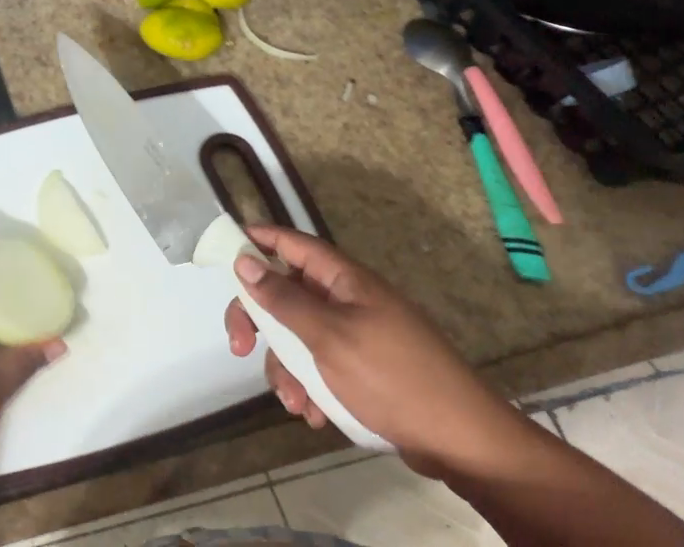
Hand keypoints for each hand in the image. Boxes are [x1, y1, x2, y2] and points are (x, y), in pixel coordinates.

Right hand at [222, 225, 527, 476]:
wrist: (461, 442)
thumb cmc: (393, 378)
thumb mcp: (329, 337)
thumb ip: (283, 299)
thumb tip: (244, 260)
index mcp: (345, 281)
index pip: (293, 244)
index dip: (257, 240)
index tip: (222, 252)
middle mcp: (348, 300)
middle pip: (285, 294)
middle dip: (259, 321)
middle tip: (238, 346)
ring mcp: (356, 334)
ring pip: (297, 336)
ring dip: (285, 368)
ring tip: (295, 403)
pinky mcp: (361, 368)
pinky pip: (318, 366)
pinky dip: (308, 387)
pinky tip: (314, 415)